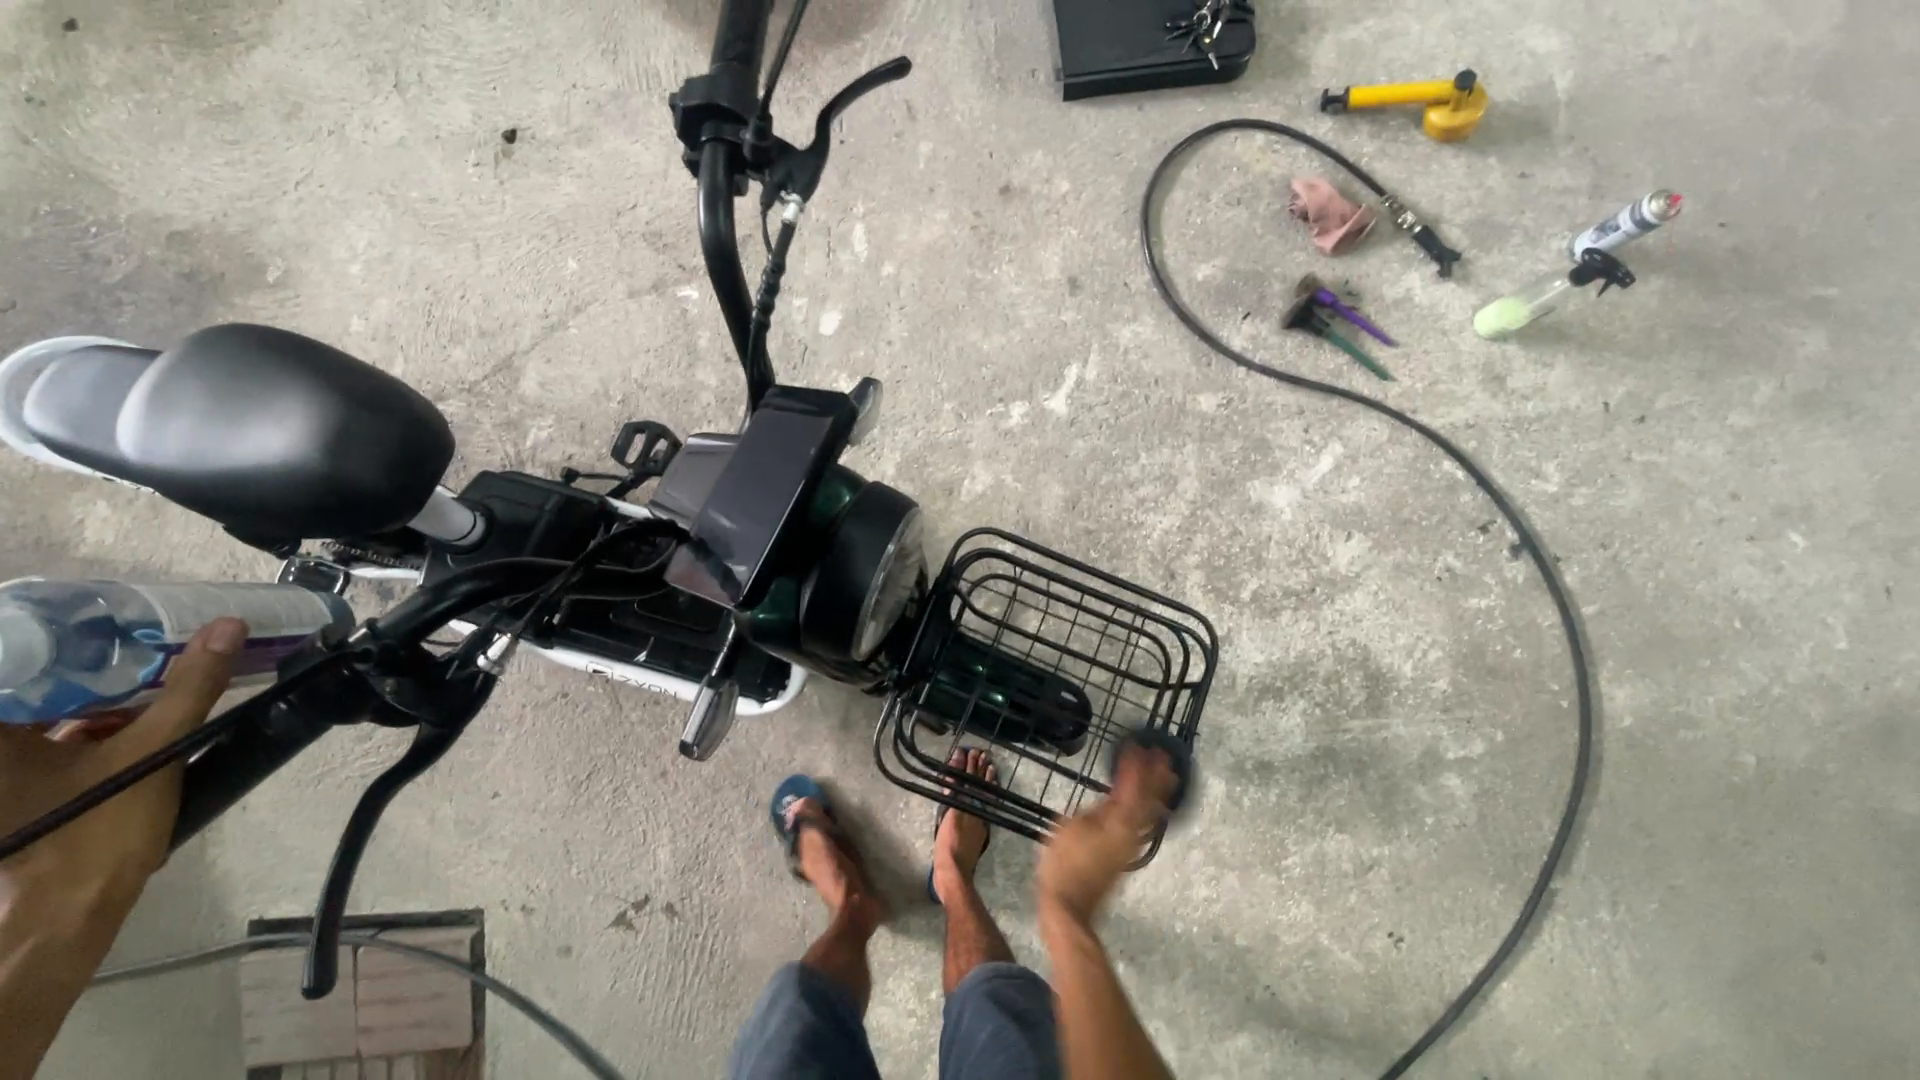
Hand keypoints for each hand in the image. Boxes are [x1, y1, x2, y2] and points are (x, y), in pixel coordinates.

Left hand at [0, 618, 243, 912]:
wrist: (60, 918)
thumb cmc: (90, 831)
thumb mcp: (153, 750)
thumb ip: (188, 687)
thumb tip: (224, 627)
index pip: (16, 653)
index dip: (55, 630)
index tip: (100, 618)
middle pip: (24, 684)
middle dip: (76, 663)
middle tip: (132, 641)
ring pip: (30, 715)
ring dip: (77, 696)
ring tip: (138, 679)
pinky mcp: (6, 795)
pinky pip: (33, 741)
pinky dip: (70, 727)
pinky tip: (119, 725)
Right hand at [1035, 743, 1178, 927]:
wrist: (1069, 905)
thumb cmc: (1064, 863)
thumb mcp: (1072, 827)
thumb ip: (1095, 810)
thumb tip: (1112, 800)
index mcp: (1118, 821)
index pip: (1132, 786)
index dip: (1137, 765)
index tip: (1140, 745)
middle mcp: (1131, 832)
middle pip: (1150, 800)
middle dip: (1157, 777)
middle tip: (1165, 757)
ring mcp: (1131, 845)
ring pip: (1151, 813)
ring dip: (1159, 792)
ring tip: (1167, 776)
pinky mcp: (1126, 855)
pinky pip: (1145, 824)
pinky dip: (1151, 809)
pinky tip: (1150, 806)